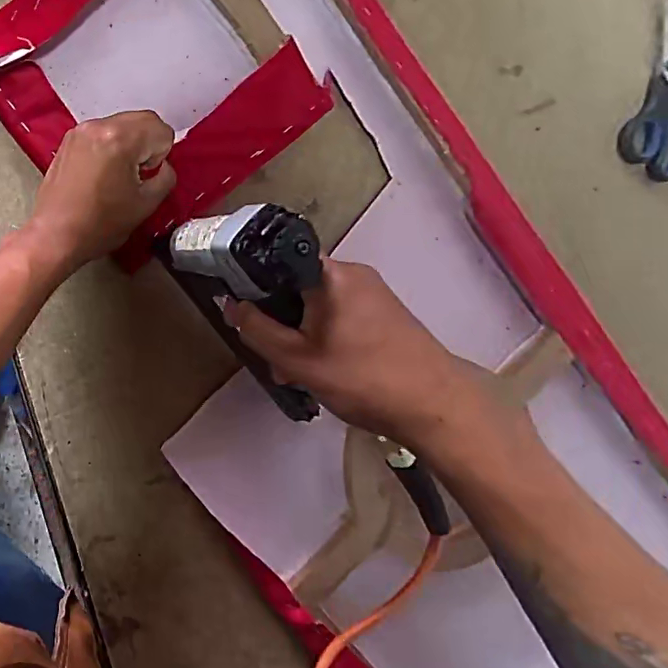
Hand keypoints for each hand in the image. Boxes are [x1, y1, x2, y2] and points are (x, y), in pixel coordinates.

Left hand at [19, 111, 176, 272]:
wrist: (55, 237)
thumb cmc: (95, 226)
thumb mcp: (145, 205)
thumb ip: (165, 178)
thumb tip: (164, 168)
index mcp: (119, 139)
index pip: (160, 130)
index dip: (162, 155)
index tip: (148, 175)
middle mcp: (97, 127)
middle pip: (142, 120)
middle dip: (148, 145)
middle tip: (138, 174)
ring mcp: (79, 133)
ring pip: (121, 125)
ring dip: (129, 145)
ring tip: (118, 176)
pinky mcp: (68, 142)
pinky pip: (102, 134)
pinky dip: (110, 147)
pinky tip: (103, 174)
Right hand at [224, 260, 510, 451]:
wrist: (436, 408)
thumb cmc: (362, 378)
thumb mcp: (296, 359)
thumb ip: (257, 329)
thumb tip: (231, 304)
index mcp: (331, 274)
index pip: (278, 259)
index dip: (254, 283)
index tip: (245, 312)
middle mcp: (353, 274)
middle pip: (297, 286)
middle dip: (279, 320)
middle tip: (274, 357)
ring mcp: (372, 293)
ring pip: (316, 305)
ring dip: (299, 334)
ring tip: (298, 372)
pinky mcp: (384, 313)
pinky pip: (339, 315)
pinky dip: (323, 337)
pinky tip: (323, 370)